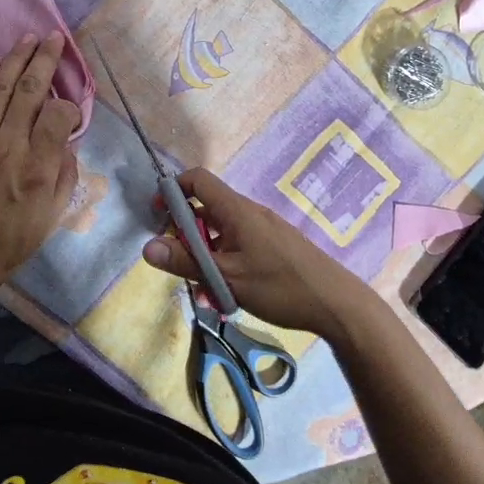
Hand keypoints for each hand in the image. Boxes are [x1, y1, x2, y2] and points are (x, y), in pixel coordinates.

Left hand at [0, 33, 81, 302]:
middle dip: (45, 59)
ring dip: (15, 59)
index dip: (71, 106)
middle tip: (55, 37)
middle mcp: (8, 146)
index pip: (59, 116)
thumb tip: (65, 143)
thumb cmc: (5, 244)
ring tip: (29, 38)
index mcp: (37, 169)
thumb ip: (64, 176)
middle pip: (30, 89)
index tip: (74, 111)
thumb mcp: (49, 219)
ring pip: (0, 87)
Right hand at [141, 169, 368, 337]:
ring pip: (222, 233)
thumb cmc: (279, 286)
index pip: (198, 179)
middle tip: (179, 265)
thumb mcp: (227, 278)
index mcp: (236, 210)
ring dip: (206, 256)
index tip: (158, 215)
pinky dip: (226, 264)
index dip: (174, 190)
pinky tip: (229, 296)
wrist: (337, 304)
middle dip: (186, 235)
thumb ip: (186, 262)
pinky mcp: (275, 247)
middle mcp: (249, 213)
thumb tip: (147, 248)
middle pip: (207, 209)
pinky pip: (239, 246)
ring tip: (205, 290)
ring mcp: (264, 230)